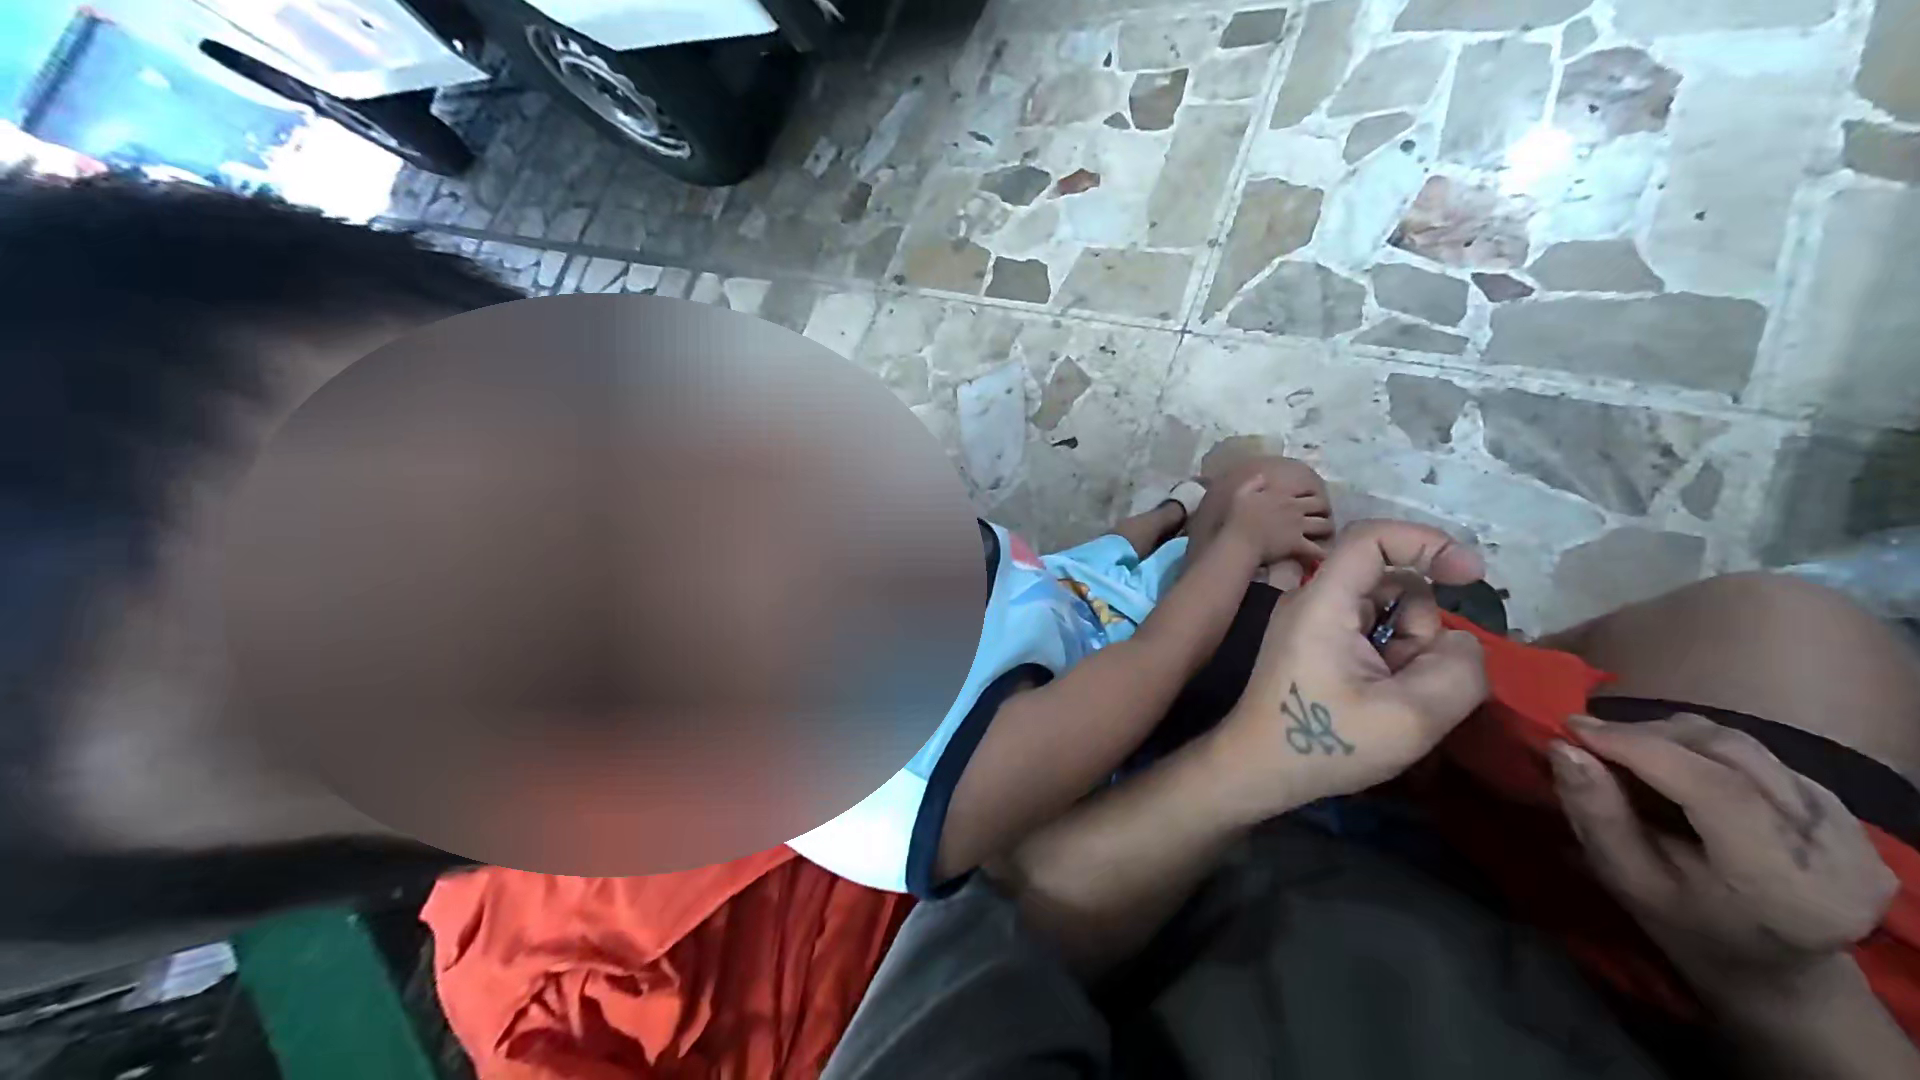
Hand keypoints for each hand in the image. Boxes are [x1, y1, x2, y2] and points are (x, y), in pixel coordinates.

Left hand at [1203, 521, 1489, 820]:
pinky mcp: (1315, 642)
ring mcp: (1311, 622)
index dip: (1426, 542)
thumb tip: (1460, 642)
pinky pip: (1369, 631)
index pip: (1370, 538)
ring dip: (1409, 646)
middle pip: (1388, 580)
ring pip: (1385, 609)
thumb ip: (1458, 668)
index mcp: (1321, 602)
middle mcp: (1311, 600)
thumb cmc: (1326, 743)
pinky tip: (1381, 696)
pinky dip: (1391, 658)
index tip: (1471, 574)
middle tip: (1412, 677)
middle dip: (1421, 623)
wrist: (1259, 767)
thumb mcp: (1411, 715)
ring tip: (1392, 695)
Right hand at [1217, 473, 1333, 571]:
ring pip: (1324, 525)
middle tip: (1322, 516)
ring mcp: (1298, 527)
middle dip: (1324, 510)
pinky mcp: (1298, 544)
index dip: (1312, 495)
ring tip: (1325, 534)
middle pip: (1321, 506)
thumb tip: (1263, 477)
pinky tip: (1323, 554)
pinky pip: (1317, 549)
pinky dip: (1322, 552)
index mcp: (1282, 496)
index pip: (1307, 491)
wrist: (1239, 541)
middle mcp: (1294, 509)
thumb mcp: (1241, 495)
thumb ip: (1253, 484)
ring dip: (1327, 529)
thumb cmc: (1237, 519)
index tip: (1311, 500)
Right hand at [1550, 716, 1898, 1001]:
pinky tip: (1673, 765)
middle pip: (1731, 756)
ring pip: (1743, 747)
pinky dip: (1700, 748)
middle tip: (1592, 737)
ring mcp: (1853, 831)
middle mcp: (1837, 854)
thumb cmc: (1684, 925)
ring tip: (1628, 750)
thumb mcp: (1625, 878)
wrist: (1769, 963)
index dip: (1640, 747)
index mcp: (1784, 887)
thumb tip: (1564, 748)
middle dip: (1649, 735)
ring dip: (1672, 736)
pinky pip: (1760, 756)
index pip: (1716, 790)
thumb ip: (1596, 815)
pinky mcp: (1847, 813)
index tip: (1573, 728)